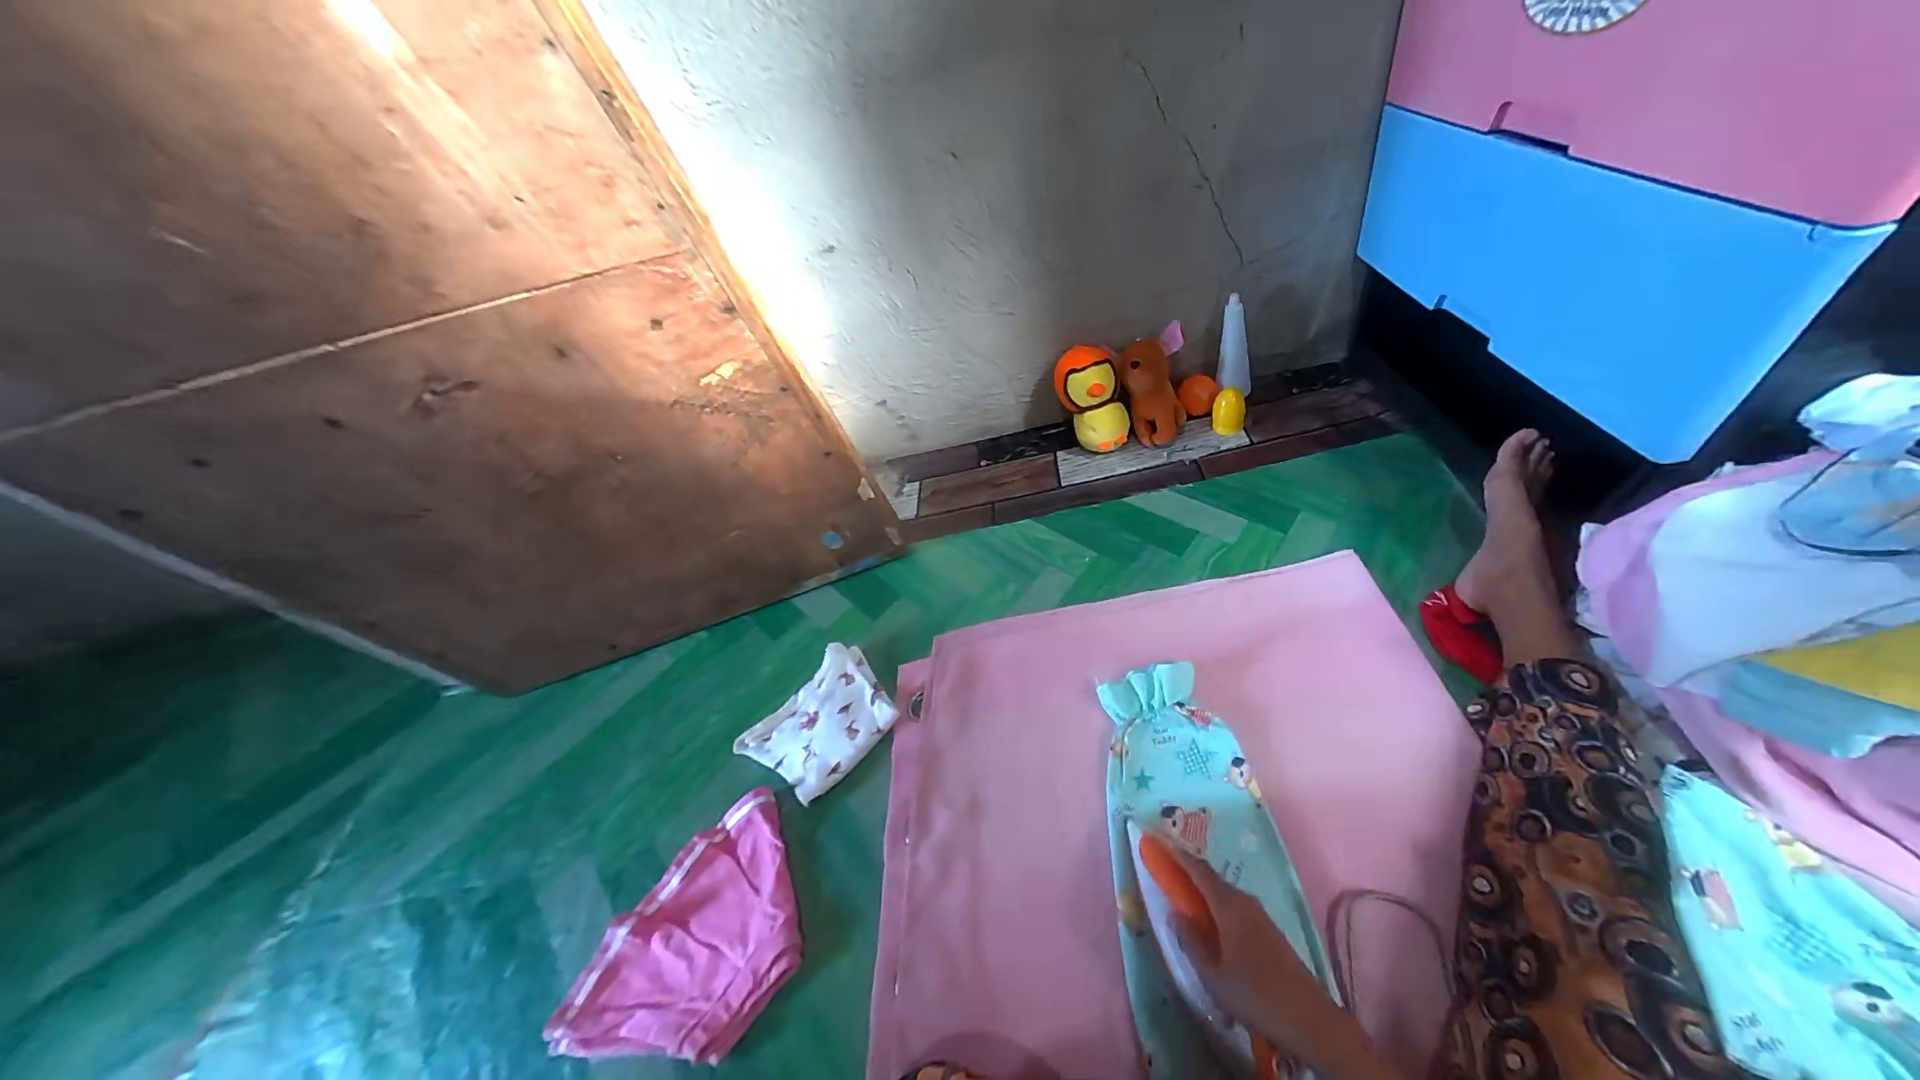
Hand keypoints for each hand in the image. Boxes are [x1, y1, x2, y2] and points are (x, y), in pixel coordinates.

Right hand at [1165, 847, 1401, 1079]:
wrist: (1311, 1020)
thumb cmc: (1255, 994)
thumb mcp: (1212, 974)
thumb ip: (1191, 940)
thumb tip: (1176, 913)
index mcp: (1229, 905)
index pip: (1198, 870)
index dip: (1177, 854)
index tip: (1158, 840)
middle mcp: (1245, 902)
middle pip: (1212, 877)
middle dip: (1189, 869)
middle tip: (1167, 864)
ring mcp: (1260, 915)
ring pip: (1225, 892)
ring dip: (1204, 888)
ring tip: (1184, 890)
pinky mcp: (1269, 931)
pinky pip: (1235, 906)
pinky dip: (1218, 903)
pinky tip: (1211, 918)